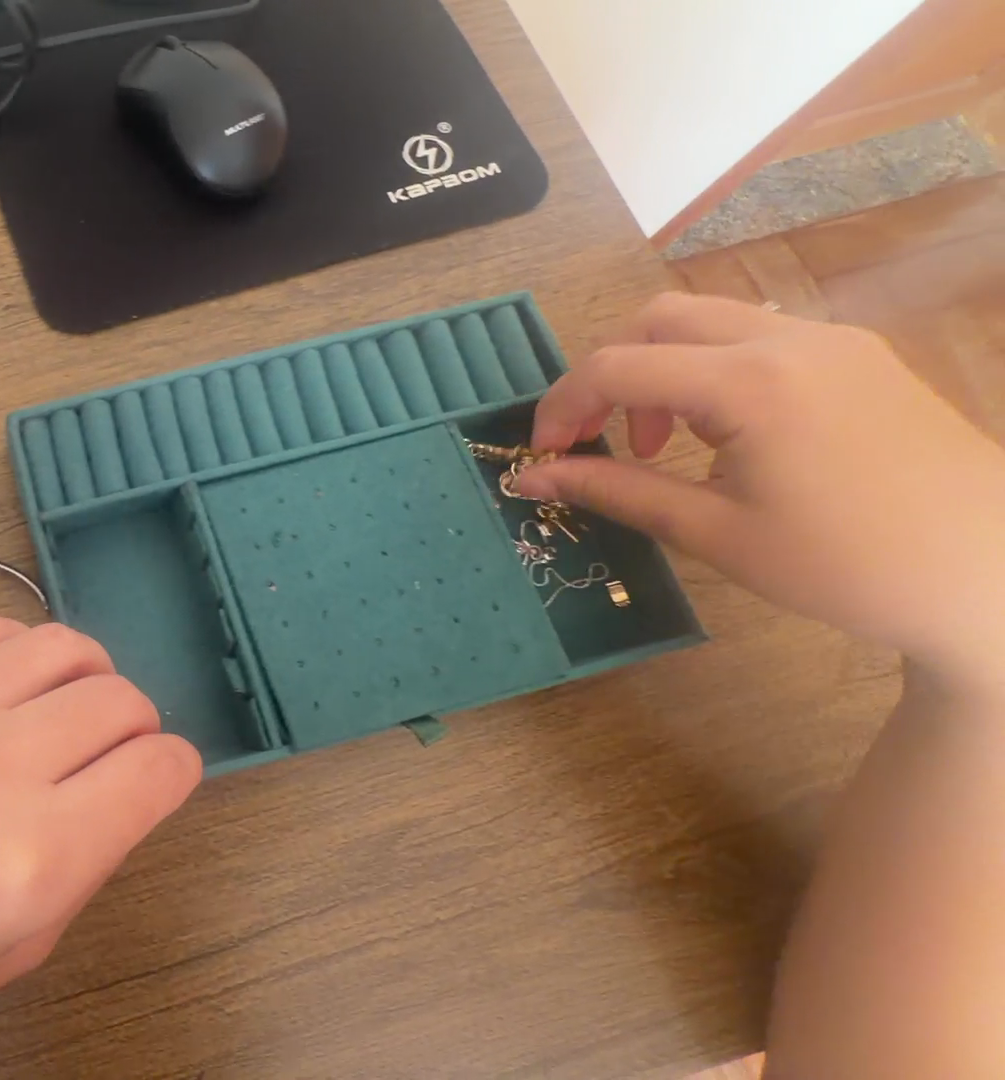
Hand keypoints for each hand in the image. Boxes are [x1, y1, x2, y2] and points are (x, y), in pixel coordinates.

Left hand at [0, 616, 202, 1071]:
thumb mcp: (15, 949)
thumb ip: (87, 860)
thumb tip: (125, 785)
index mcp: (35, 857)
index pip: (159, 768)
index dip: (173, 772)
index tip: (156, 779)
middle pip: (120, 698)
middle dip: (136, 726)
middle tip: (111, 751)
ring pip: (64, 645)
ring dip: (88, 674)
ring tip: (68, 705)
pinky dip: (20, 651)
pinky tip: (9, 683)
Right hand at [519, 292, 1004, 687]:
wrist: (998, 576)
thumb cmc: (845, 564)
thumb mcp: (710, 531)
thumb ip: (612, 491)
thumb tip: (529, 480)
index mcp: (752, 383)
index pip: (617, 366)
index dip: (562, 406)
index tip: (545, 456)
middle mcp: (790, 341)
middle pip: (657, 318)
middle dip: (606, 374)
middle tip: (594, 438)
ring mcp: (832, 342)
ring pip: (706, 322)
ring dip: (656, 370)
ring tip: (657, 444)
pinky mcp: (856, 358)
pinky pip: (753, 339)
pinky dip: (704, 372)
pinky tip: (715, 433)